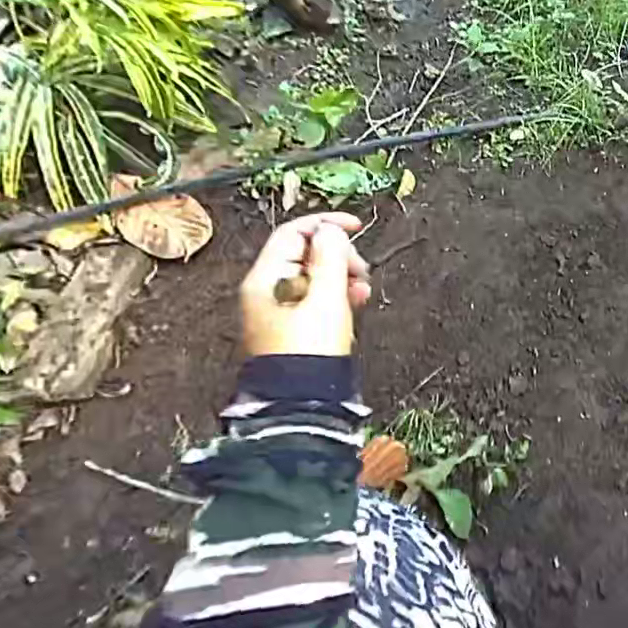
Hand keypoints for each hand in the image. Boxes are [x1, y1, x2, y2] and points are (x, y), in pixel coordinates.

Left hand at [240, 213, 371, 356]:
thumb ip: (330, 258)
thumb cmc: (312, 348)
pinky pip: (314, 297)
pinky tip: (356, 301)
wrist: (302, 402)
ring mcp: (278, 309)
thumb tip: (331, 231)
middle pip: (304, 253)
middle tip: (360, 271)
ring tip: (361, 290)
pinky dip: (336, 294)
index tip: (356, 227)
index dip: (326, 225)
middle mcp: (266, 290)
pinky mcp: (291, 326)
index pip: (294, 233)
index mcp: (266, 278)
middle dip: (337, 255)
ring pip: (313, 275)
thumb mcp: (326, 297)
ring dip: (341, 275)